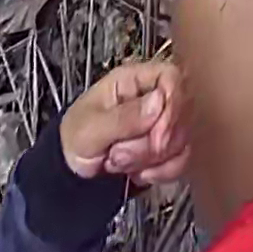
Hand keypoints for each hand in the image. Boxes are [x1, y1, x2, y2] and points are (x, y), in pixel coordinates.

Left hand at [60, 60, 189, 185]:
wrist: (71, 174)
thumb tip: (159, 101)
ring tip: (120, 161)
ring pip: (181, 138)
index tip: (158, 135)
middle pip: (181, 111)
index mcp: (133, 79)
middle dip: (153, 142)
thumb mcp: (90, 128)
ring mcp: (162, 121)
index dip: (172, 104)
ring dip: (152, 160)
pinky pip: (181, 158)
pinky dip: (162, 172)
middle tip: (119, 153)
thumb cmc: (75, 139)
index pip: (171, 77)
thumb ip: (123, 117)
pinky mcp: (167, 146)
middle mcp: (152, 96)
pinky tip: (138, 173)